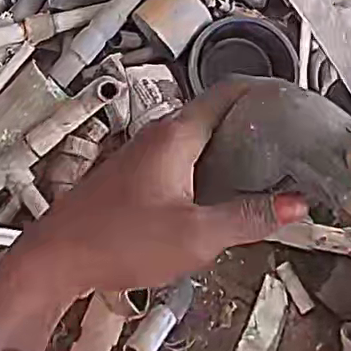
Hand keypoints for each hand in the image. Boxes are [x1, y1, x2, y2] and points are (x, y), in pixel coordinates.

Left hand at [0, 80, 308, 301]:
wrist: (59, 257)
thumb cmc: (114, 241)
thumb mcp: (197, 235)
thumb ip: (248, 217)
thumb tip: (292, 204)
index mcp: (175, 136)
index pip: (228, 93)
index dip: (264, 92)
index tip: (292, 101)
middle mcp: (158, 136)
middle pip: (216, 115)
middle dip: (254, 124)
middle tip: (290, 142)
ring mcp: (146, 154)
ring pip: (200, 138)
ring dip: (232, 148)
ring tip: (267, 167)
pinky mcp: (139, 175)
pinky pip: (184, 158)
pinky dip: (210, 166)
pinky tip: (223, 192)